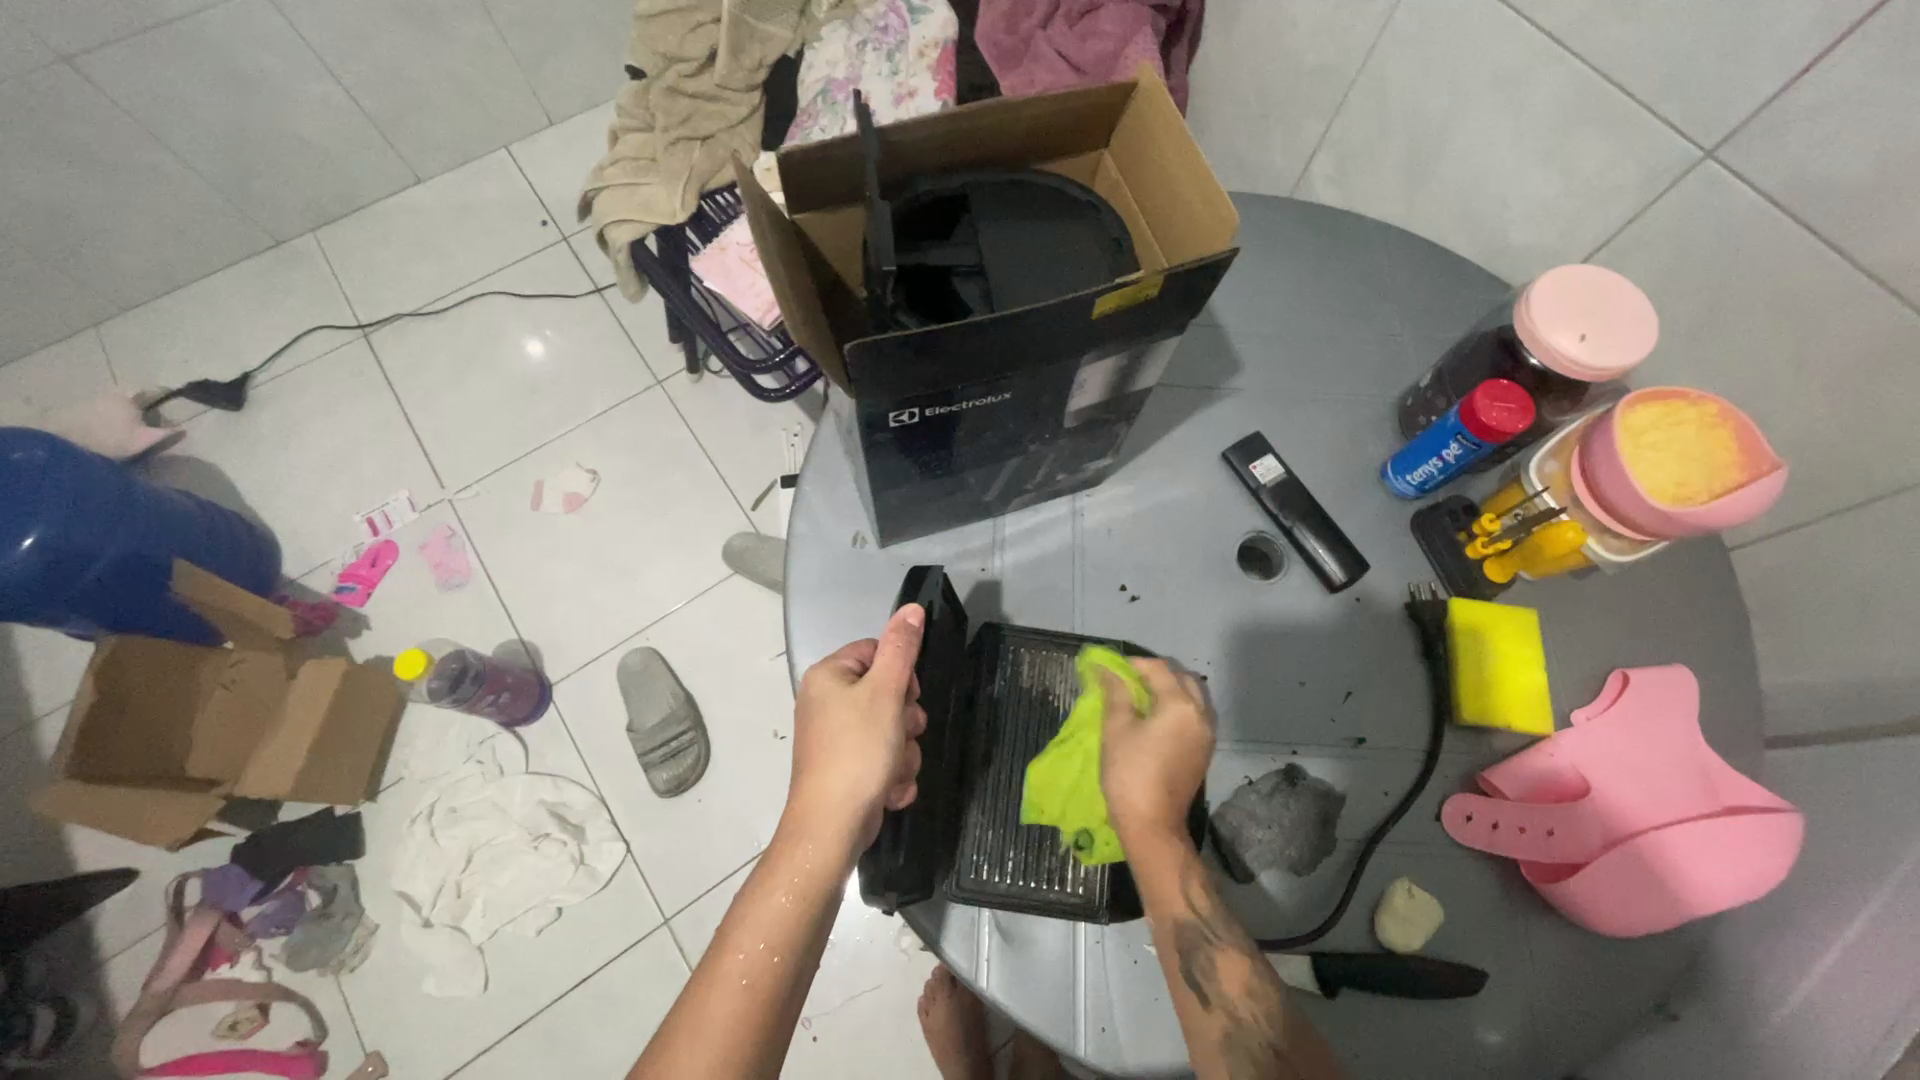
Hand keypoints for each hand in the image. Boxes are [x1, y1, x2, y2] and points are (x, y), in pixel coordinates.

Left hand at [785, 605, 927, 855]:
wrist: (832, 826)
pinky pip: (882, 759)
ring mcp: (834, 738)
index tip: (908, 695)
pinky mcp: (845, 768)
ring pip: (891, 731)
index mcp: (828, 676)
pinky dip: (891, 775)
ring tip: (893, 770)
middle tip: (902, 734)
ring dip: (903, 753)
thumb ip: (902, 649)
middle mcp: (826, 702)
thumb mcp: (885, 692)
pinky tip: (888, 790)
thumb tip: (912, 607)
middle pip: (887, 693)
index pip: (876, 652)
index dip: (901, 673)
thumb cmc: (857, 751)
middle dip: (905, 721)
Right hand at [1100, 659, 1214, 845]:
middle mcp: (1201, 714)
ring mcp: (1207, 733)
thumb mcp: (1116, 728)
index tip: (1109, 669)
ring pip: (1193, 695)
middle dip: (1156, 672)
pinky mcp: (1205, 750)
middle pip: (1182, 677)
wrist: (1152, 824)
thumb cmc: (1129, 773)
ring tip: (1140, 697)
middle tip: (1127, 680)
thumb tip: (1107, 669)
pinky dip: (1178, 706)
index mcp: (1180, 705)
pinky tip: (1154, 718)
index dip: (1132, 664)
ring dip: (1169, 688)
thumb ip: (1115, 692)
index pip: (1158, 669)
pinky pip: (1195, 715)